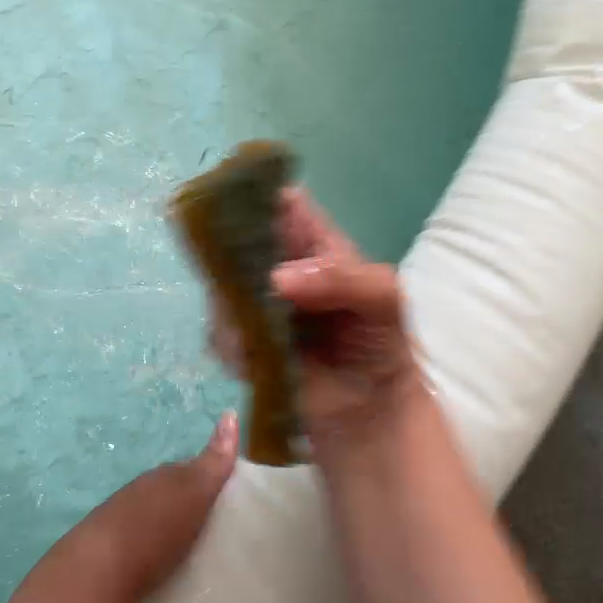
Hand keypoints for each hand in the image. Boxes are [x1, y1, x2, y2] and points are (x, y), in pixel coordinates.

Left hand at [0, 413, 237, 602]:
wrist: (99, 567)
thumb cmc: (155, 527)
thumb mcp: (194, 492)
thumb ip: (213, 461)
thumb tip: (230, 413)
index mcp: (164, 475)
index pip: (190, 468)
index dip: (207, 477)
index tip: (223, 492)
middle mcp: (142, 488)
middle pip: (169, 489)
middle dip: (186, 499)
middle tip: (208, 519)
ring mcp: (120, 514)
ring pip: (150, 510)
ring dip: (164, 520)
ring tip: (184, 540)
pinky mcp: (108, 544)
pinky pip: (135, 534)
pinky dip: (148, 540)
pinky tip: (154, 555)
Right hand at [208, 188, 422, 451]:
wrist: (371, 408)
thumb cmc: (381, 340)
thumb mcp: (382, 297)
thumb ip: (342, 277)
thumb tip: (277, 279)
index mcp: (311, 241)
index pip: (277, 202)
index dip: (255, 195)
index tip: (238, 207)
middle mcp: (275, 264)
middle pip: (236, 239)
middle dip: (233, 255)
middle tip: (250, 282)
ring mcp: (254, 302)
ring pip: (221, 286)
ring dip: (234, 307)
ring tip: (262, 332)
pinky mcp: (241, 341)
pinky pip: (220, 332)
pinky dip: (234, 343)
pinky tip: (258, 357)